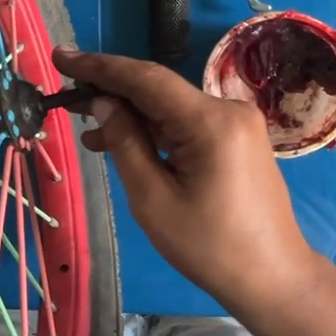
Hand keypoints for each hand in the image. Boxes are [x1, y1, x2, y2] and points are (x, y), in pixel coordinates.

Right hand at [51, 47, 323, 315]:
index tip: (61, 57)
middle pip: (158, 89)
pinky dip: (153, 130)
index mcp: (210, 122)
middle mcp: (227, 110)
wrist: (273, 278)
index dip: (99, 66)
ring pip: (170, 107)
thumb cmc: (210, 247)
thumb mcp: (153, 200)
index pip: (146, 78)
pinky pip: (186, 123)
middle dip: (110, 90)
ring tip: (86, 128)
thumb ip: (125, 144)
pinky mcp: (236, 139)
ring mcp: (236, 123)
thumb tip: (103, 103)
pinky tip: (121, 142)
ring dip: (130, 114)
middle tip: (66, 94)